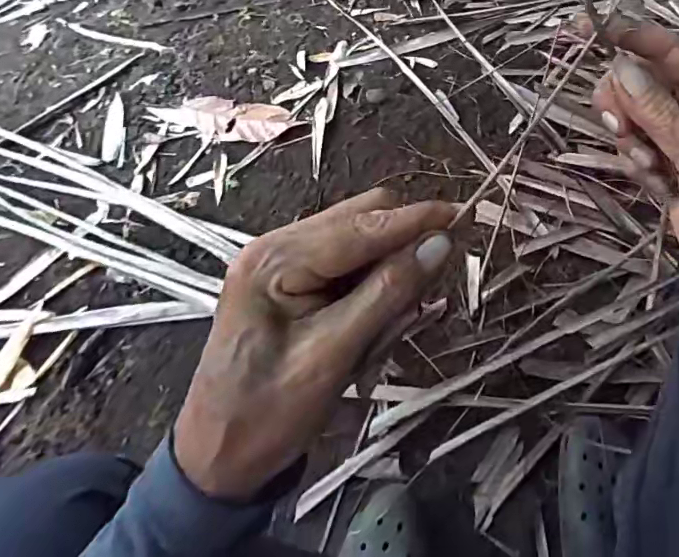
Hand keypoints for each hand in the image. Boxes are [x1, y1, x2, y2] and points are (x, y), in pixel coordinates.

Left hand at [172, 187, 453, 498]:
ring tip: (384, 332)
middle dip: (402, 247)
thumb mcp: (332, 356)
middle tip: (428, 289)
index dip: (417, 219)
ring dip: (389, 271)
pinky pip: (351, 262)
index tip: (463, 215)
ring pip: (362, 238)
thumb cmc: (266, 416)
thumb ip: (388, 293)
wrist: (215, 463)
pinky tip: (372, 327)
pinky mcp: (295, 276)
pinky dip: (373, 286)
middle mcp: (279, 243)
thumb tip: (440, 243)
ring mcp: (285, 257)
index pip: (363, 225)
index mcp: (276, 258)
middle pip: (363, 218)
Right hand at [584, 17, 678, 274]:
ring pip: (628, 113)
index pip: (667, 51)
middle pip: (638, 80)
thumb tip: (621, 68)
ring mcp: (673, 134)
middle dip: (624, 104)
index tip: (588, 28)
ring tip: (651, 168)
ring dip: (630, 139)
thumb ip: (661, 115)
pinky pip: (629, 144)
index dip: (629, 36)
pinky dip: (635, 163)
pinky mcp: (659, 160)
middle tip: (621, 129)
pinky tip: (658, 185)